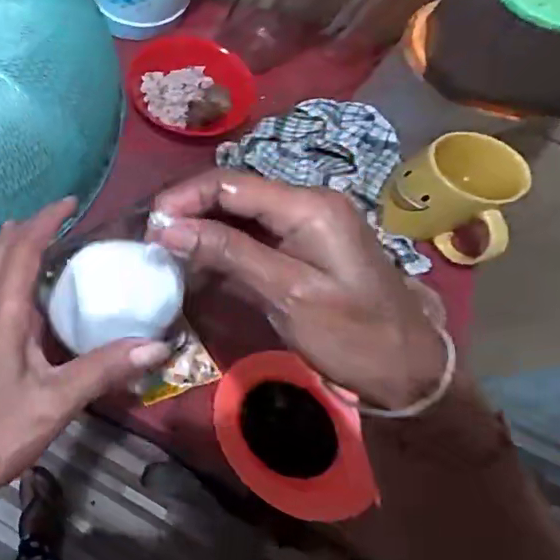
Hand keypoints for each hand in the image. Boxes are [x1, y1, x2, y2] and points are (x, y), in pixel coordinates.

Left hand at [0, 198, 173, 502]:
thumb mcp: (57, 401)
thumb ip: (103, 369)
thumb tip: (156, 345)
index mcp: (3, 314)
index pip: (23, 251)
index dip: (45, 221)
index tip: (71, 202)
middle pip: (1, 253)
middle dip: (28, 226)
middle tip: (61, 214)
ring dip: (11, 245)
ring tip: (37, 234)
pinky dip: (5, 269)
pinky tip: (22, 287)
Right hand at [146, 170, 447, 409]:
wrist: (409, 375)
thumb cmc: (354, 335)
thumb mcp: (288, 294)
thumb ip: (228, 254)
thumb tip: (167, 228)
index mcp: (308, 207)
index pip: (229, 184)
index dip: (183, 198)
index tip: (150, 227)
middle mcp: (304, 204)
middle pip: (229, 194)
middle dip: (186, 213)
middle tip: (152, 242)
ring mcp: (301, 225)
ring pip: (234, 214)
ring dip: (198, 231)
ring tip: (166, 256)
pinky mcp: (297, 247)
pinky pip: (246, 236)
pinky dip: (217, 249)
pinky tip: (194, 268)